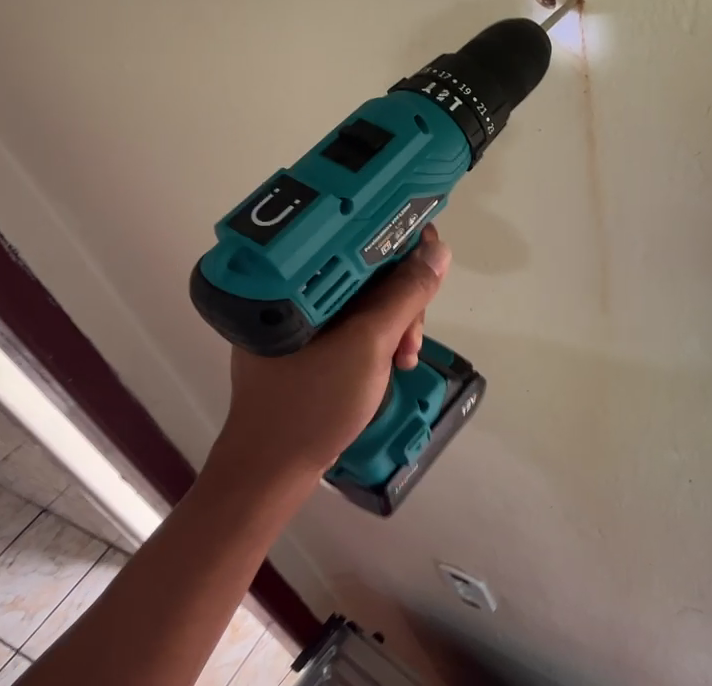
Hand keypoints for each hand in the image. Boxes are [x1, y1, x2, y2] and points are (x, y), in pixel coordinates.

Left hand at [210, 225, 451, 481]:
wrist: (273, 472)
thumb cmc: (314, 403)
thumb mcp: (369, 344)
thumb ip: (406, 295)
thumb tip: (438, 249)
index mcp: (290, 281)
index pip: (350, 238)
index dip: (396, 241)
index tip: (427, 259)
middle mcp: (291, 293)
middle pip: (365, 270)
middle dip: (402, 297)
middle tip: (411, 335)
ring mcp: (300, 322)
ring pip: (366, 299)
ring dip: (397, 321)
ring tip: (405, 356)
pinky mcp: (309, 345)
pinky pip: (355, 323)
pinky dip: (381, 336)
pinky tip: (393, 360)